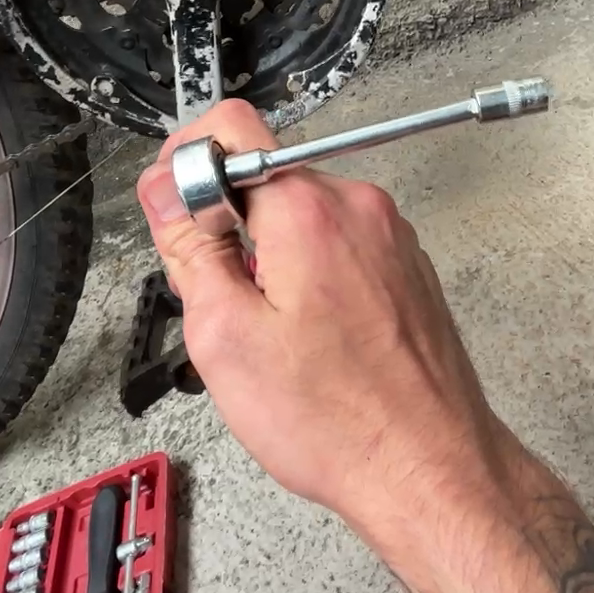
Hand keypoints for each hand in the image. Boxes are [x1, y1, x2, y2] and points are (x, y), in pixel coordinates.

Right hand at [136, 99, 518, 526]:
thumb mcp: (226, 335)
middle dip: (228, 223)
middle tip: (223, 295)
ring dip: (270, 252)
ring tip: (274, 325)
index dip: (188, 159)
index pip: (233, 128)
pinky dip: (311, 268)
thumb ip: (188, 246)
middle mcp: (357, 205)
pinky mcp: (403, 260)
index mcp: (308, 210)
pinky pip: (339, 240)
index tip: (178, 208)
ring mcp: (388, 232)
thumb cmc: (337, 417)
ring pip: (301, 212)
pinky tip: (313, 330)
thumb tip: (165, 190)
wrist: (428, 464)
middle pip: (266, 176)